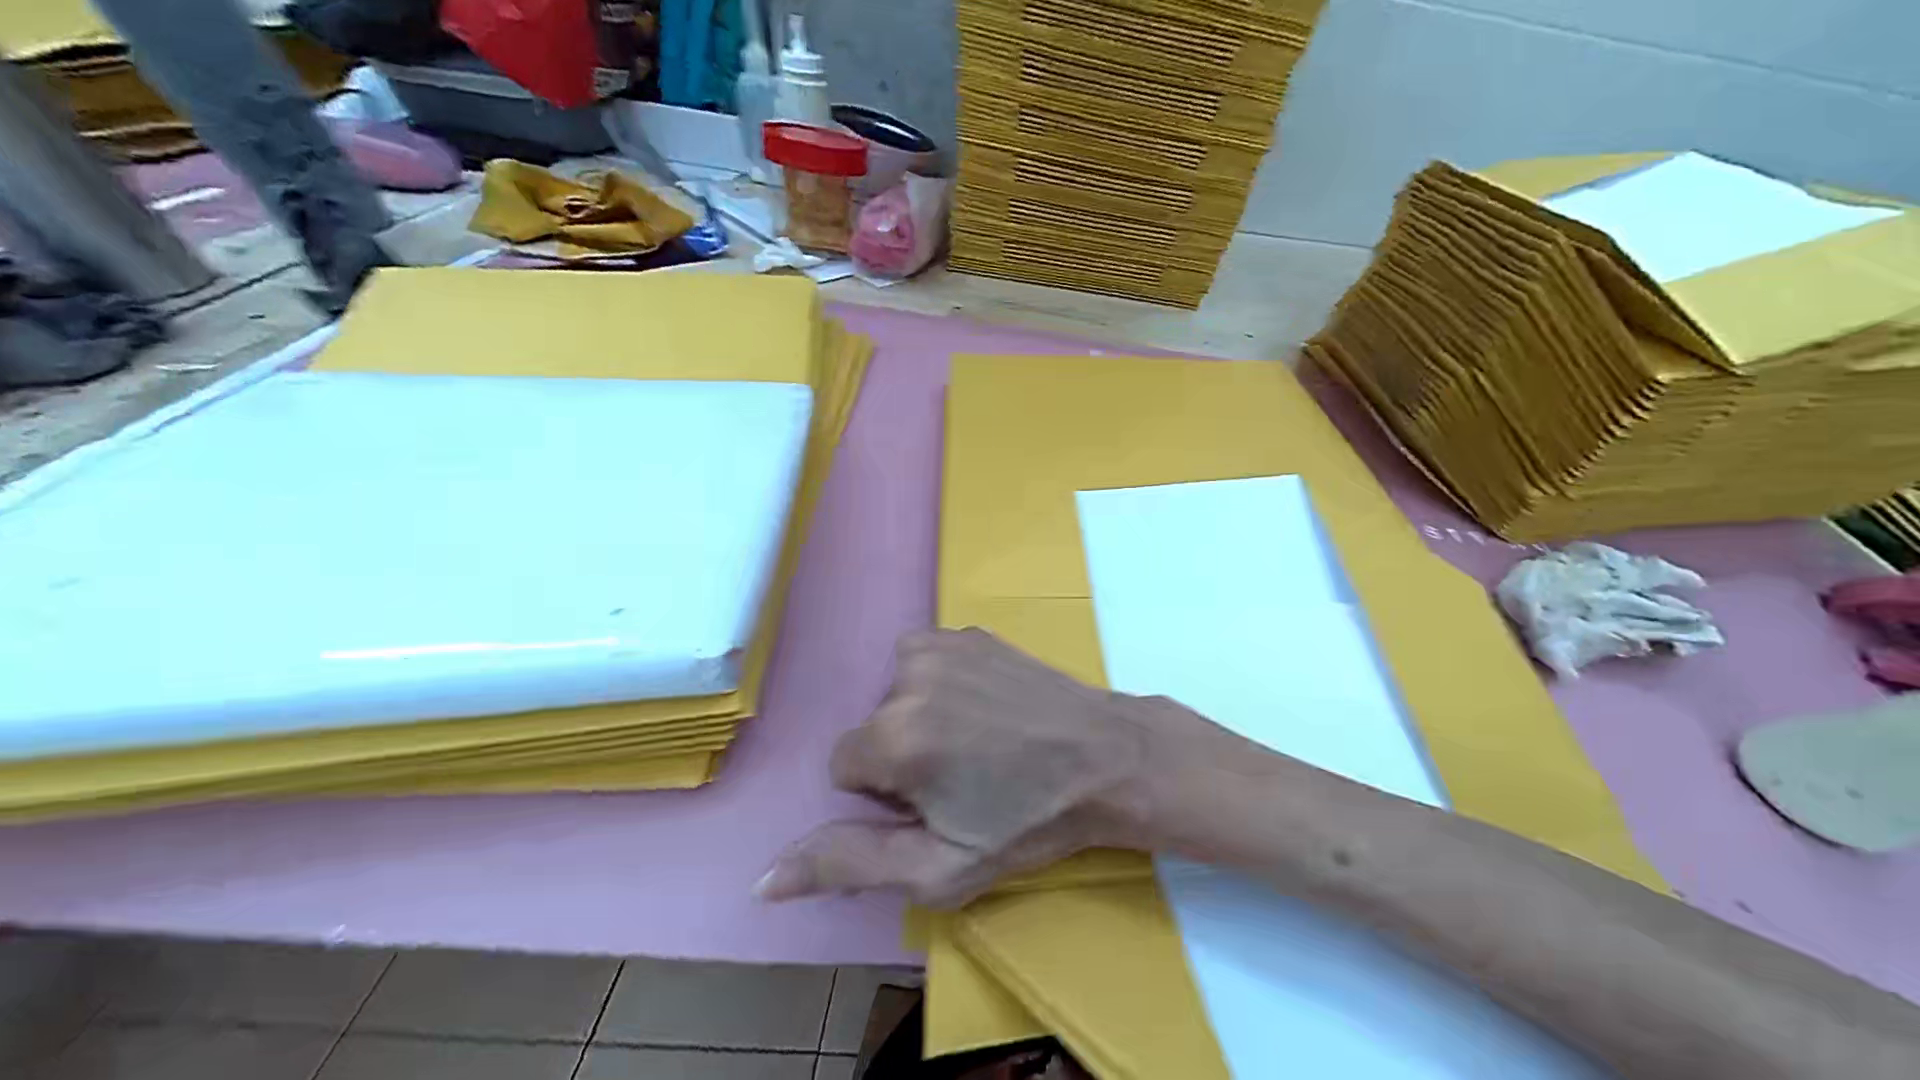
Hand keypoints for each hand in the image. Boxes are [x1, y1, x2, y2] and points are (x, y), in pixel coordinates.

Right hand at [756, 628, 1184, 906]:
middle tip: (966, 775)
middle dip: (901, 757)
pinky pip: (923, 664)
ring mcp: (938, 644)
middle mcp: (904, 676)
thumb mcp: (940, 867)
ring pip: (894, 695)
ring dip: (919, 718)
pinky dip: (940, 685)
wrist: (1108, 757)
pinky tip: (986, 705)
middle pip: (870, 729)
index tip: (937, 802)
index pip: (844, 769)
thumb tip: (764, 878)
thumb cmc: (1029, 822)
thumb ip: (848, 865)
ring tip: (979, 740)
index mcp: (893, 736)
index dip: (887, 796)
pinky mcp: (965, 631)